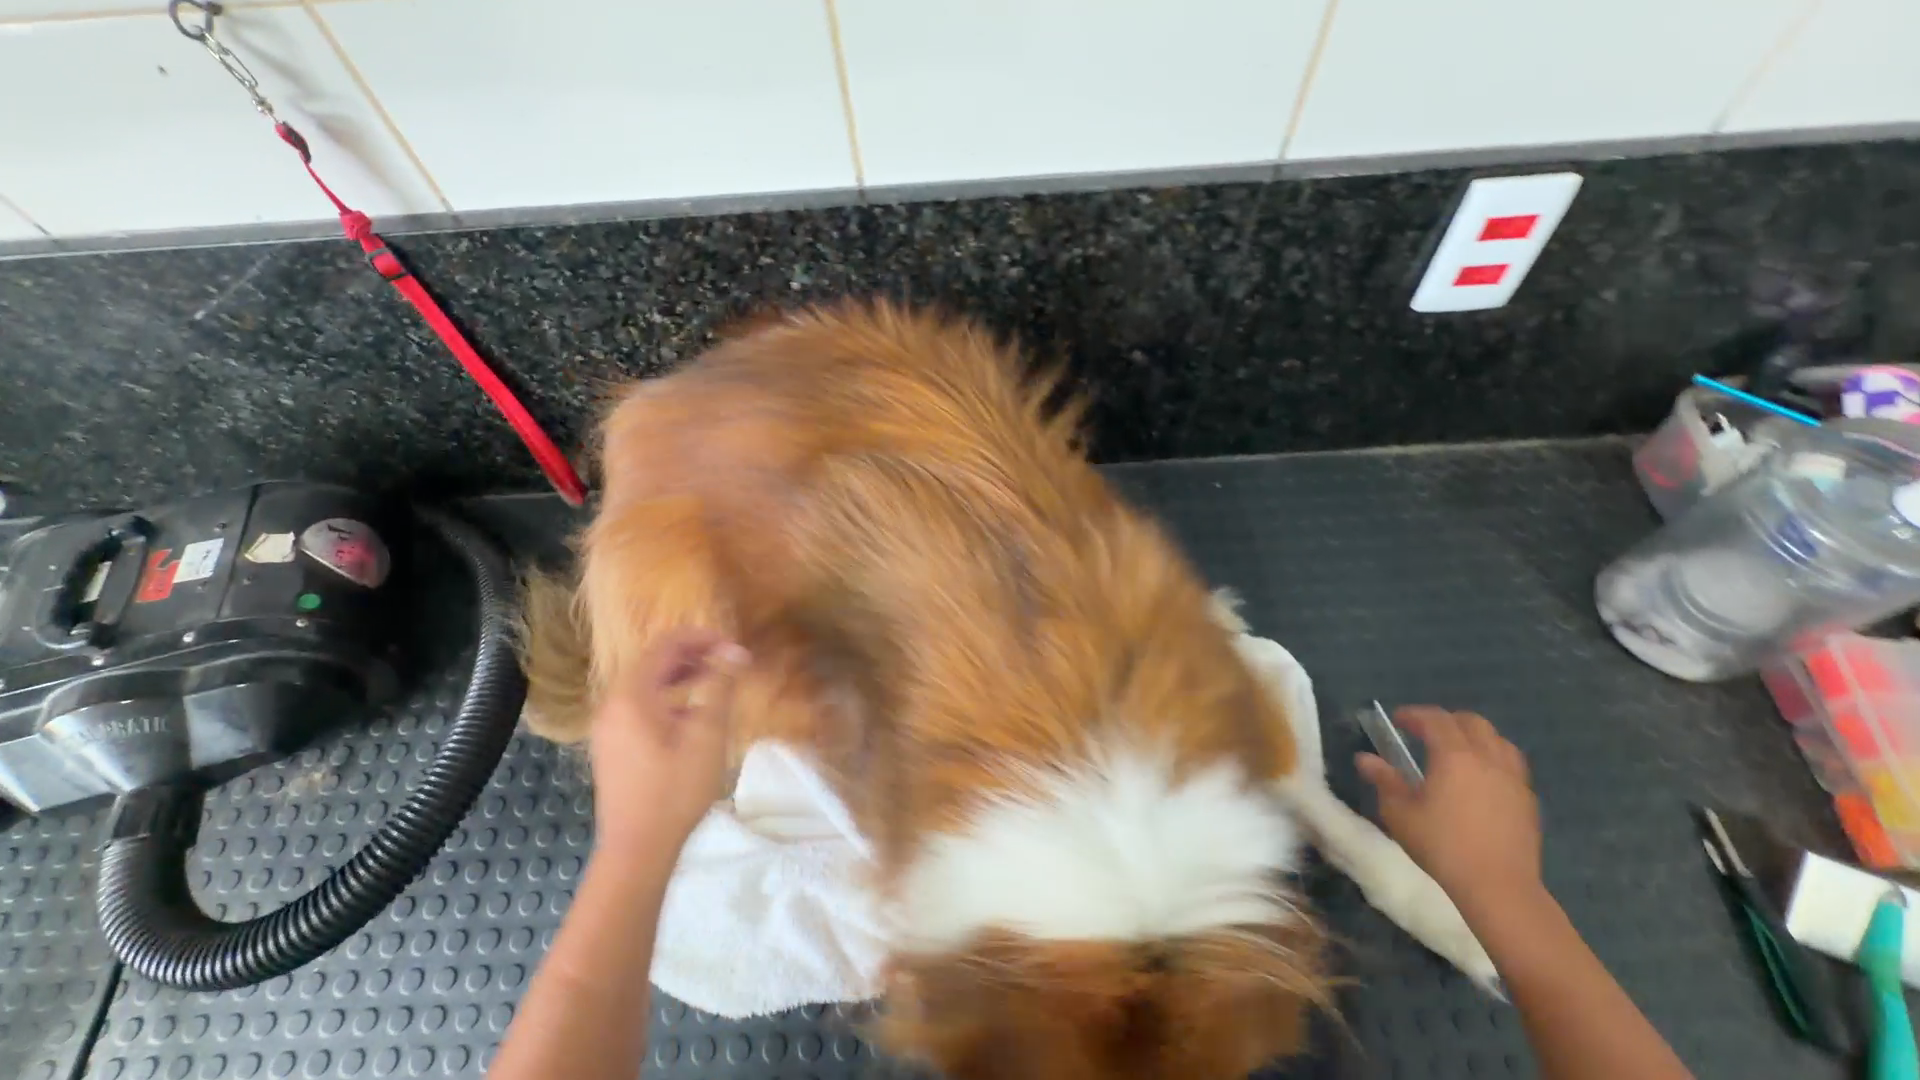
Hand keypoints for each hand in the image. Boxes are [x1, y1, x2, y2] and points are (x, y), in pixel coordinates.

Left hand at [587, 631, 748, 855]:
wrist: (637, 850)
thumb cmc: (675, 791)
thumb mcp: (707, 736)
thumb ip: (720, 687)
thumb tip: (734, 651)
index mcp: (631, 696)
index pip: (665, 645)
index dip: (702, 638)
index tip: (734, 646)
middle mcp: (612, 705)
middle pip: (653, 663)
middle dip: (694, 656)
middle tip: (730, 663)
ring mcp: (608, 728)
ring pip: (647, 686)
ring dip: (682, 678)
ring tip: (717, 685)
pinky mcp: (612, 747)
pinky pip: (640, 708)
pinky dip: (668, 699)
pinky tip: (693, 718)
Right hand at [1356, 707, 1542, 914]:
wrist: (1498, 885)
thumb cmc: (1442, 846)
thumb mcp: (1400, 814)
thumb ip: (1384, 781)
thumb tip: (1365, 759)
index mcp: (1454, 756)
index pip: (1435, 720)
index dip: (1414, 715)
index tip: (1397, 720)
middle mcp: (1487, 758)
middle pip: (1471, 722)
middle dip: (1446, 720)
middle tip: (1425, 732)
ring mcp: (1513, 778)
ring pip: (1497, 739)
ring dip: (1474, 736)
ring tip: (1457, 751)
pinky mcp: (1527, 799)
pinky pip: (1511, 763)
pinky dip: (1492, 757)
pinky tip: (1481, 778)